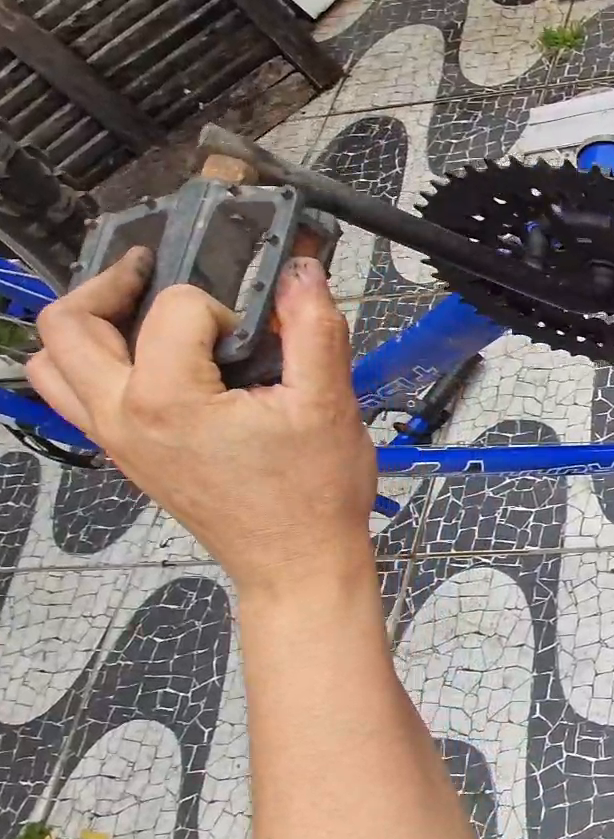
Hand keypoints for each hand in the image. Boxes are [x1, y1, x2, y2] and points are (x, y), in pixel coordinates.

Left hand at [28, 248, 374, 597]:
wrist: (301, 560)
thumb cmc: (317, 493)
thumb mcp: (330, 407)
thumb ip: (314, 334)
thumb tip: (304, 274)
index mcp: (169, 398)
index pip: (175, 309)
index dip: (226, 309)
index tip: (264, 334)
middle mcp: (122, 414)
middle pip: (71, 323)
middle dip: (113, 287)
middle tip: (157, 277)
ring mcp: (115, 439)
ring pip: (55, 362)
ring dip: (85, 328)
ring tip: (139, 320)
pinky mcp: (126, 456)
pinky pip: (77, 398)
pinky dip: (95, 368)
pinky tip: (152, 371)